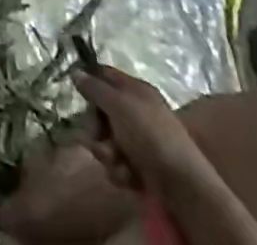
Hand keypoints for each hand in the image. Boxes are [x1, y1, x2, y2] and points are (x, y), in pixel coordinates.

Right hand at [76, 65, 202, 192]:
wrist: (181, 184)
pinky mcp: (138, 165)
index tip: (76, 91)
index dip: (89, 80)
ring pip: (104, 140)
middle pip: (99, 111)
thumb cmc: (149, 135)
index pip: (105, 75)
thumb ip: (95, 88)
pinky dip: (119, 170)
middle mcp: (135, 112)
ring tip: (118, 161)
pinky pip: (115, 162)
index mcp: (135, 90)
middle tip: (98, 136)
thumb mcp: (119, 105)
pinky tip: (129, 176)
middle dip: (95, 127)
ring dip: (106, 152)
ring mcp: (137, 140)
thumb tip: (76, 71)